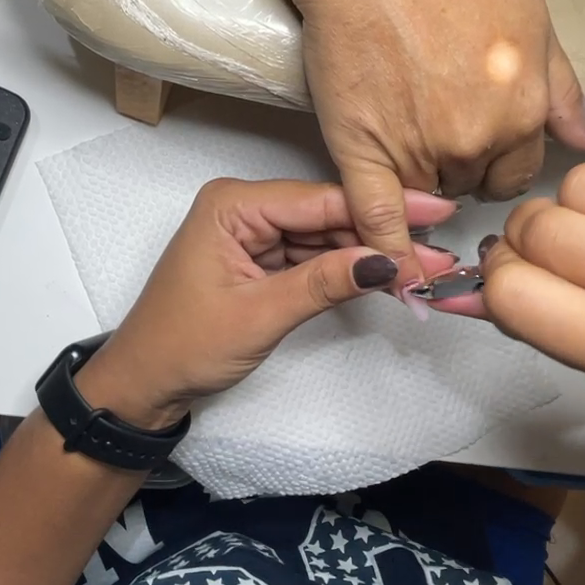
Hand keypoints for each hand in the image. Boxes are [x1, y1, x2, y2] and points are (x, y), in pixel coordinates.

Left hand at [77, 180, 458, 427]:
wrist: (145, 384)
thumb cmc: (184, 346)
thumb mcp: (260, 314)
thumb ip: (323, 283)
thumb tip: (385, 261)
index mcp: (232, 205)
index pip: (319, 200)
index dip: (380, 209)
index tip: (435, 213)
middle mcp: (243, 209)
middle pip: (324, 215)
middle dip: (379, 238)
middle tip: (439, 254)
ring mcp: (251, 234)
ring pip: (321, 237)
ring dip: (366, 256)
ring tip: (423, 270)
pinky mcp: (258, 260)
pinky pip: (308, 257)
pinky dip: (342, 271)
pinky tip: (382, 278)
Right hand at [285, 0, 584, 288]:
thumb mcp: (532, 20)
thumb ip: (560, 90)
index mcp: (524, 112)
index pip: (517, 174)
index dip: (496, 160)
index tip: (478, 147)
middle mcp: (477, 142)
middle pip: (471, 187)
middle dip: (460, 167)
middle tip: (433, 121)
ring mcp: (418, 152)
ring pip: (428, 197)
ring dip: (422, 179)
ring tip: (401, 127)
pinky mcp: (362, 153)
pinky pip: (379, 220)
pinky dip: (388, 254)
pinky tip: (396, 283)